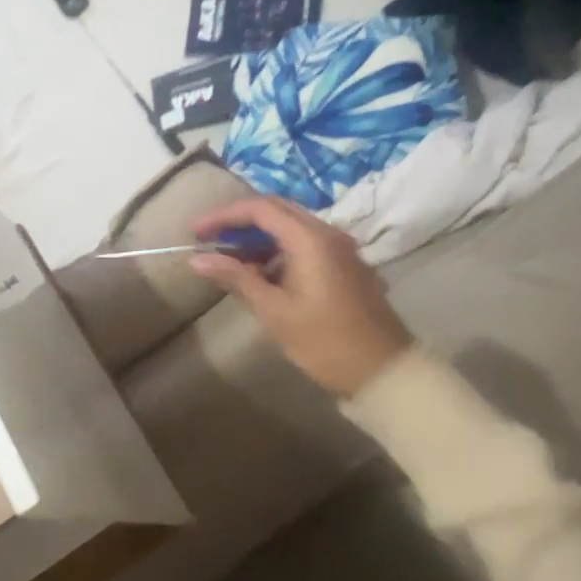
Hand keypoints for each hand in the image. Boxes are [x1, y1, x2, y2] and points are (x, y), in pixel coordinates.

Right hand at [191, 197, 414, 396]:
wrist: (384, 370)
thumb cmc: (325, 342)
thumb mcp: (275, 312)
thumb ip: (237, 278)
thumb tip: (197, 259)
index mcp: (311, 239)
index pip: (260, 209)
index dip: (223, 215)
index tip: (196, 231)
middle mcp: (328, 233)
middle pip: (277, 210)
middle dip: (239, 221)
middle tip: (208, 238)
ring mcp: (341, 248)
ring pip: (292, 227)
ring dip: (259, 236)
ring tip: (228, 258)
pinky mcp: (345, 265)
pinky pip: (306, 243)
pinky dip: (278, 249)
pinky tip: (260, 272)